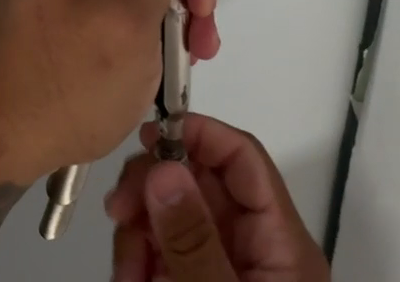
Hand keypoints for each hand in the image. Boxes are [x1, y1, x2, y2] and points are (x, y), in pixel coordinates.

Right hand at [104, 115, 331, 281]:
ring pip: (170, 214)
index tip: (148, 135)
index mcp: (281, 243)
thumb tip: (163, 165)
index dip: (199, 133)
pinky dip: (137, 258)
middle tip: (118, 210)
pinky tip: (128, 280)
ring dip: (137, 232)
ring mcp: (221, 267)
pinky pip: (160, 250)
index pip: (243, 157)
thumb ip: (193, 240)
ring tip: (125, 273)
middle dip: (151, 190)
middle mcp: (252, 246)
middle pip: (197, 182)